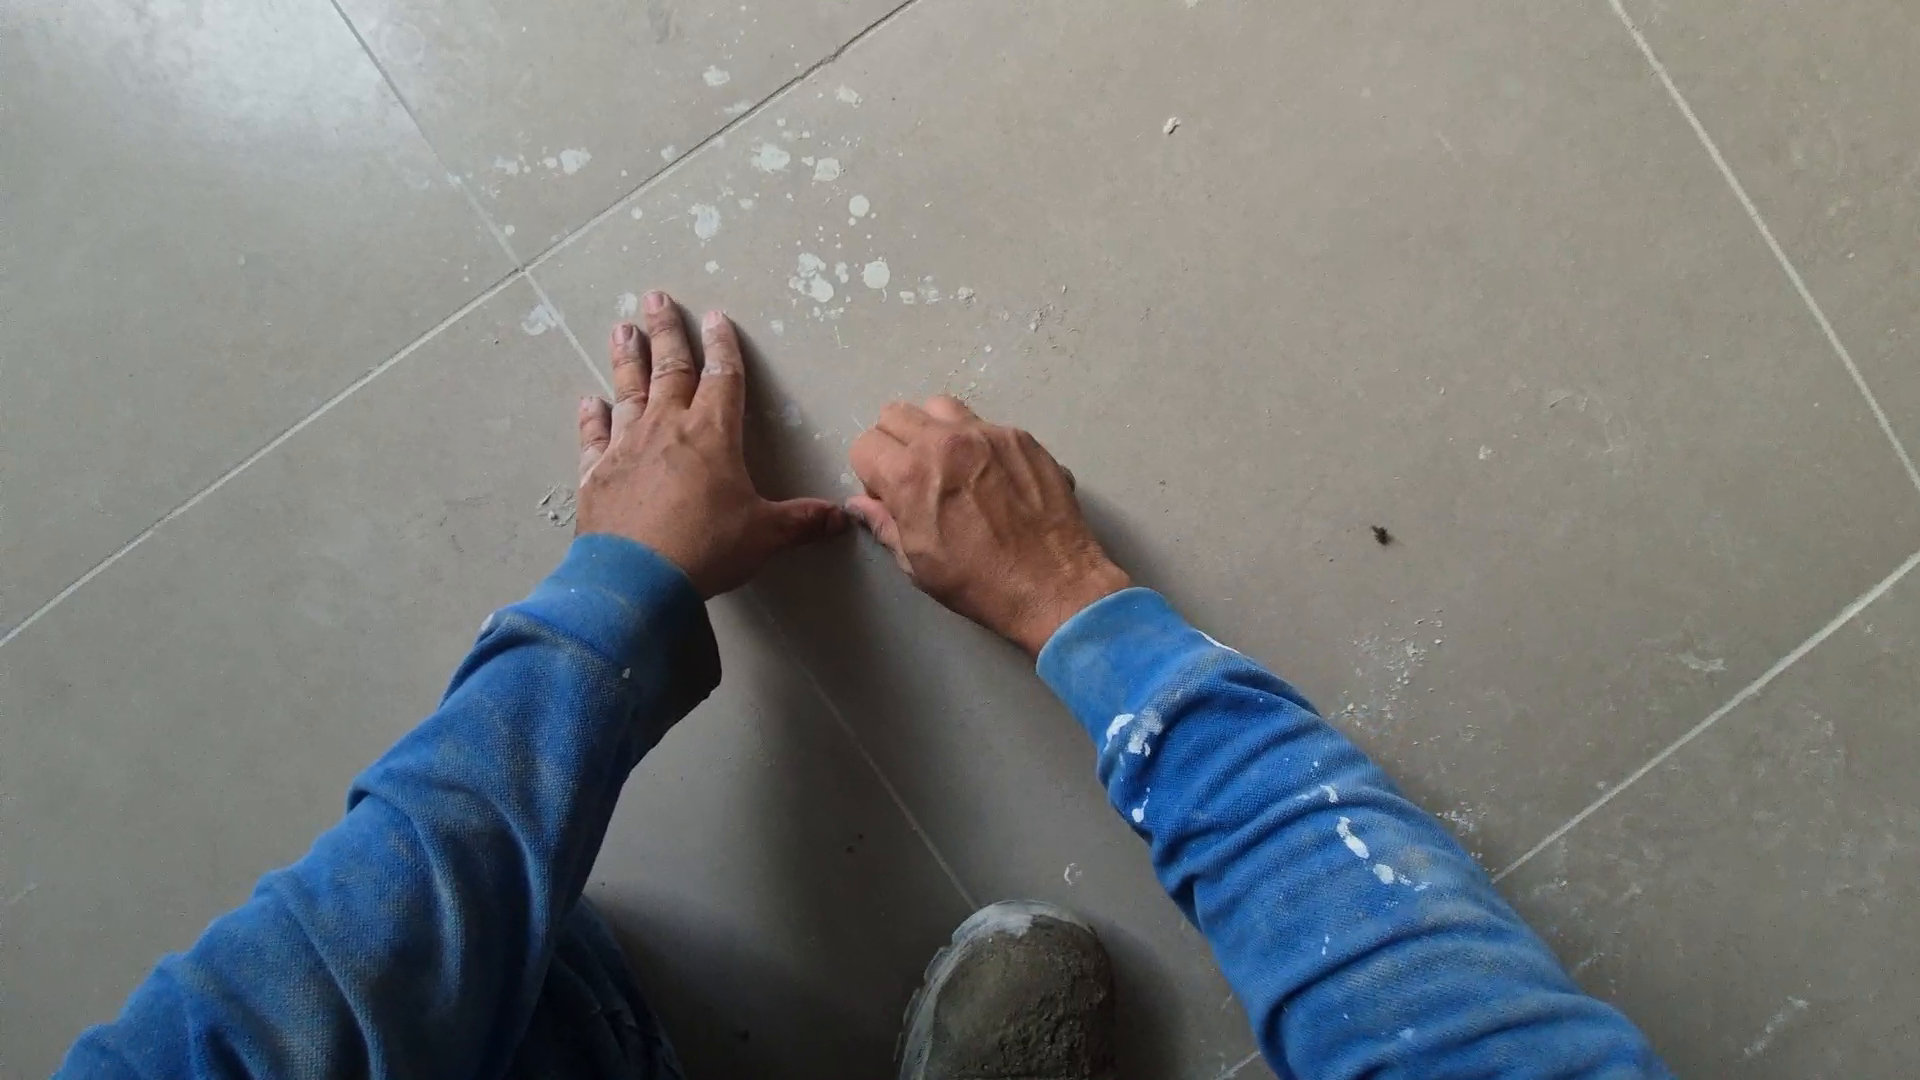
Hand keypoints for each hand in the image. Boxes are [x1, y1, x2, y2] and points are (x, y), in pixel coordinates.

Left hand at [576, 292, 848, 596]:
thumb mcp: (766, 534)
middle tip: (655, 297)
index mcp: (712, 434)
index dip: (723, 347)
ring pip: (628, 391)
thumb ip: (803, 520)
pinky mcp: (596, 474)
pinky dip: (592, 418)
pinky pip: (594, 436)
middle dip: (667, 332)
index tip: (716, 317)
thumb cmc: (708, 547)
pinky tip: (589, 401)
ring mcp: (626, 448)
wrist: (638, 580)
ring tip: (623, 329)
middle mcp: (667, 428)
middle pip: (669, 369)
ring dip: (628, 359)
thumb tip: (844, 518)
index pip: (722, 378)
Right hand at [847, 397, 1130, 656]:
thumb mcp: (917, 563)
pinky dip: (976, 443)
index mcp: (910, 474)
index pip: (865, 444)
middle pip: (896, 414)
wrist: (1052, 585)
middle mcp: (945, 441)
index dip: (871, 473)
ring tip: (951, 466)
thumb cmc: (978, 583)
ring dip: (934, 430)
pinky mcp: (1021, 437)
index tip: (888, 495)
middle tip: (914, 477)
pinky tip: (992, 477)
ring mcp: (987, 434)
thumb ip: (884, 523)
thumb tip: (861, 504)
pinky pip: (984, 424)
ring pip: (940, 407)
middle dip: (894, 443)